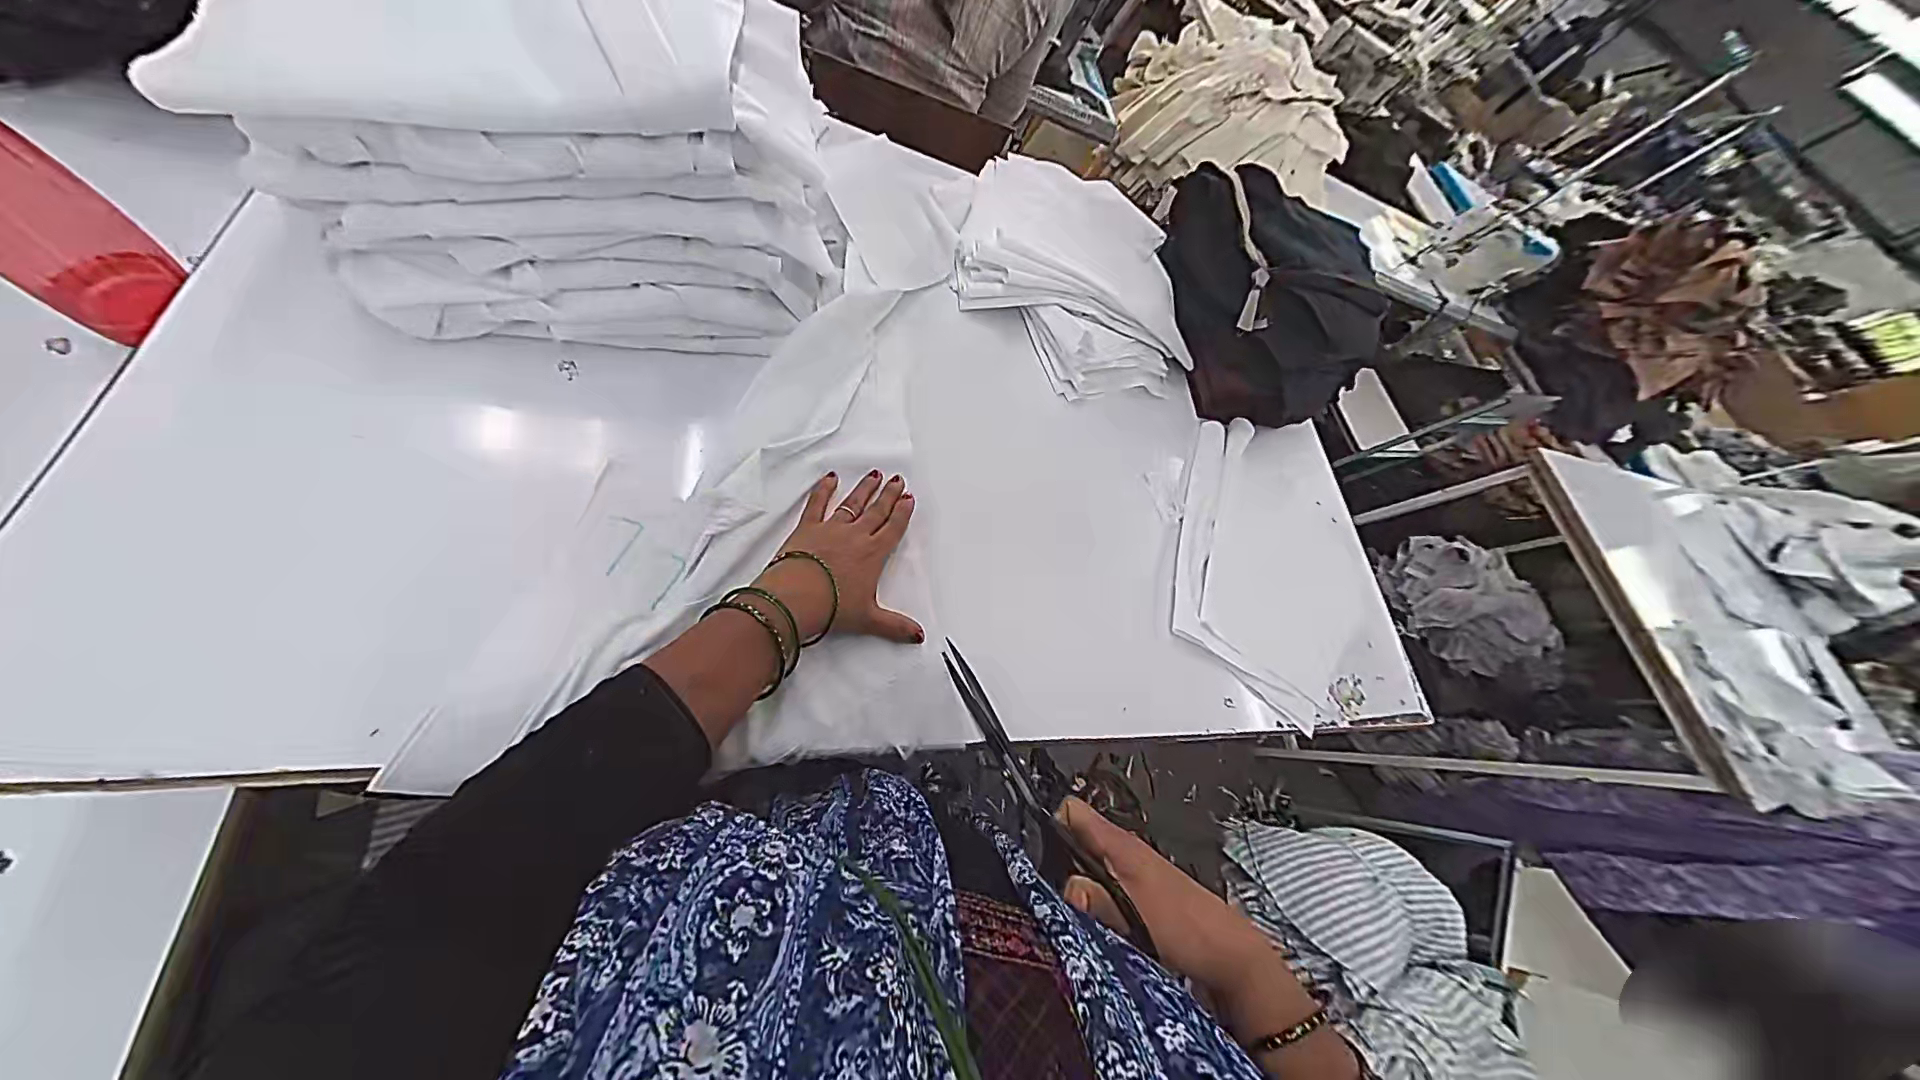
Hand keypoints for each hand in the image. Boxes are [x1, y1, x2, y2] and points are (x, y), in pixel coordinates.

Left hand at [754, 470, 923, 644]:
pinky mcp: (808, 528)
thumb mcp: (868, 619)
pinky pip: (817, 503)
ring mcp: (831, 529)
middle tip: (897, 480)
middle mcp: (855, 536)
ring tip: (874, 476)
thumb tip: (917, 636)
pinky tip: (831, 478)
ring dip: (865, 489)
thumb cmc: (831, 608)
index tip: (908, 499)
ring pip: (853, 503)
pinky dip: (824, 489)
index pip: (893, 528)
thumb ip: (895, 626)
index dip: (902, 512)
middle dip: (889, 494)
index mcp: (873, 555)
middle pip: (877, 510)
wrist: (796, 599)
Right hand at [1055, 798, 1279, 996]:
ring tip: (1071, 908)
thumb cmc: (1188, 928)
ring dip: (1077, 881)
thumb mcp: (1132, 916)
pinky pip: (1103, 882)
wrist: (1228, 953)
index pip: (1072, 811)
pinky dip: (1094, 895)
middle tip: (1050, 889)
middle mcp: (1123, 850)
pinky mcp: (1138, 891)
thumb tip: (1062, 888)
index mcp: (1120, 844)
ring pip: (1089, 863)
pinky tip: (1096, 920)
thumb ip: (1093, 901)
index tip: (1035, 848)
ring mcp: (1131, 870)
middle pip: (1075, 838)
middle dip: (1058, 859)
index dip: (1050, 823)